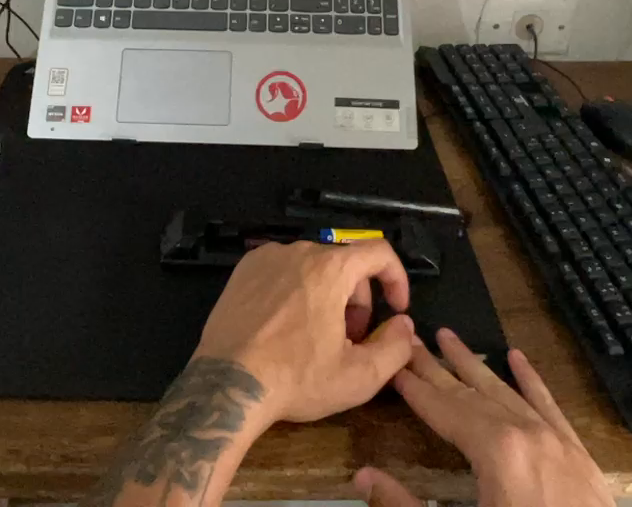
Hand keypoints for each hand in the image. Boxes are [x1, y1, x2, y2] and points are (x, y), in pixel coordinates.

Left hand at [194, 239, 415, 423]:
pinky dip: (294, 290)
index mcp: (331, 268)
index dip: (396, 278)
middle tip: (349, 339)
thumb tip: (404, 324)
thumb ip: (394, 347)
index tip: (396, 310)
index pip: (379, 252)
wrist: (227, 382)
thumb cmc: (296, 377)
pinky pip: (283, 270)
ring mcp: (268, 256)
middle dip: (357, 299)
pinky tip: (284, 326)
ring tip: (315, 337)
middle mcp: (300, 251)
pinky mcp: (244, 268)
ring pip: (313, 267)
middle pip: (345, 264)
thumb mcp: (358, 376)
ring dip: (326, 295)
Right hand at [356, 329, 612, 506]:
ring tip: (448, 336)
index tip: (390, 361)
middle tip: (409, 338)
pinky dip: (530, 381)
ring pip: (505, 391)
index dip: (412, 386)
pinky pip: (549, 407)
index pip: (442, 408)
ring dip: (473, 364)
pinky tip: (516, 357)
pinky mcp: (579, 458)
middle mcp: (525, 434)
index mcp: (495, 452)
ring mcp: (556, 443)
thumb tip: (362, 476)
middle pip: (469, 393)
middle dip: (435, 367)